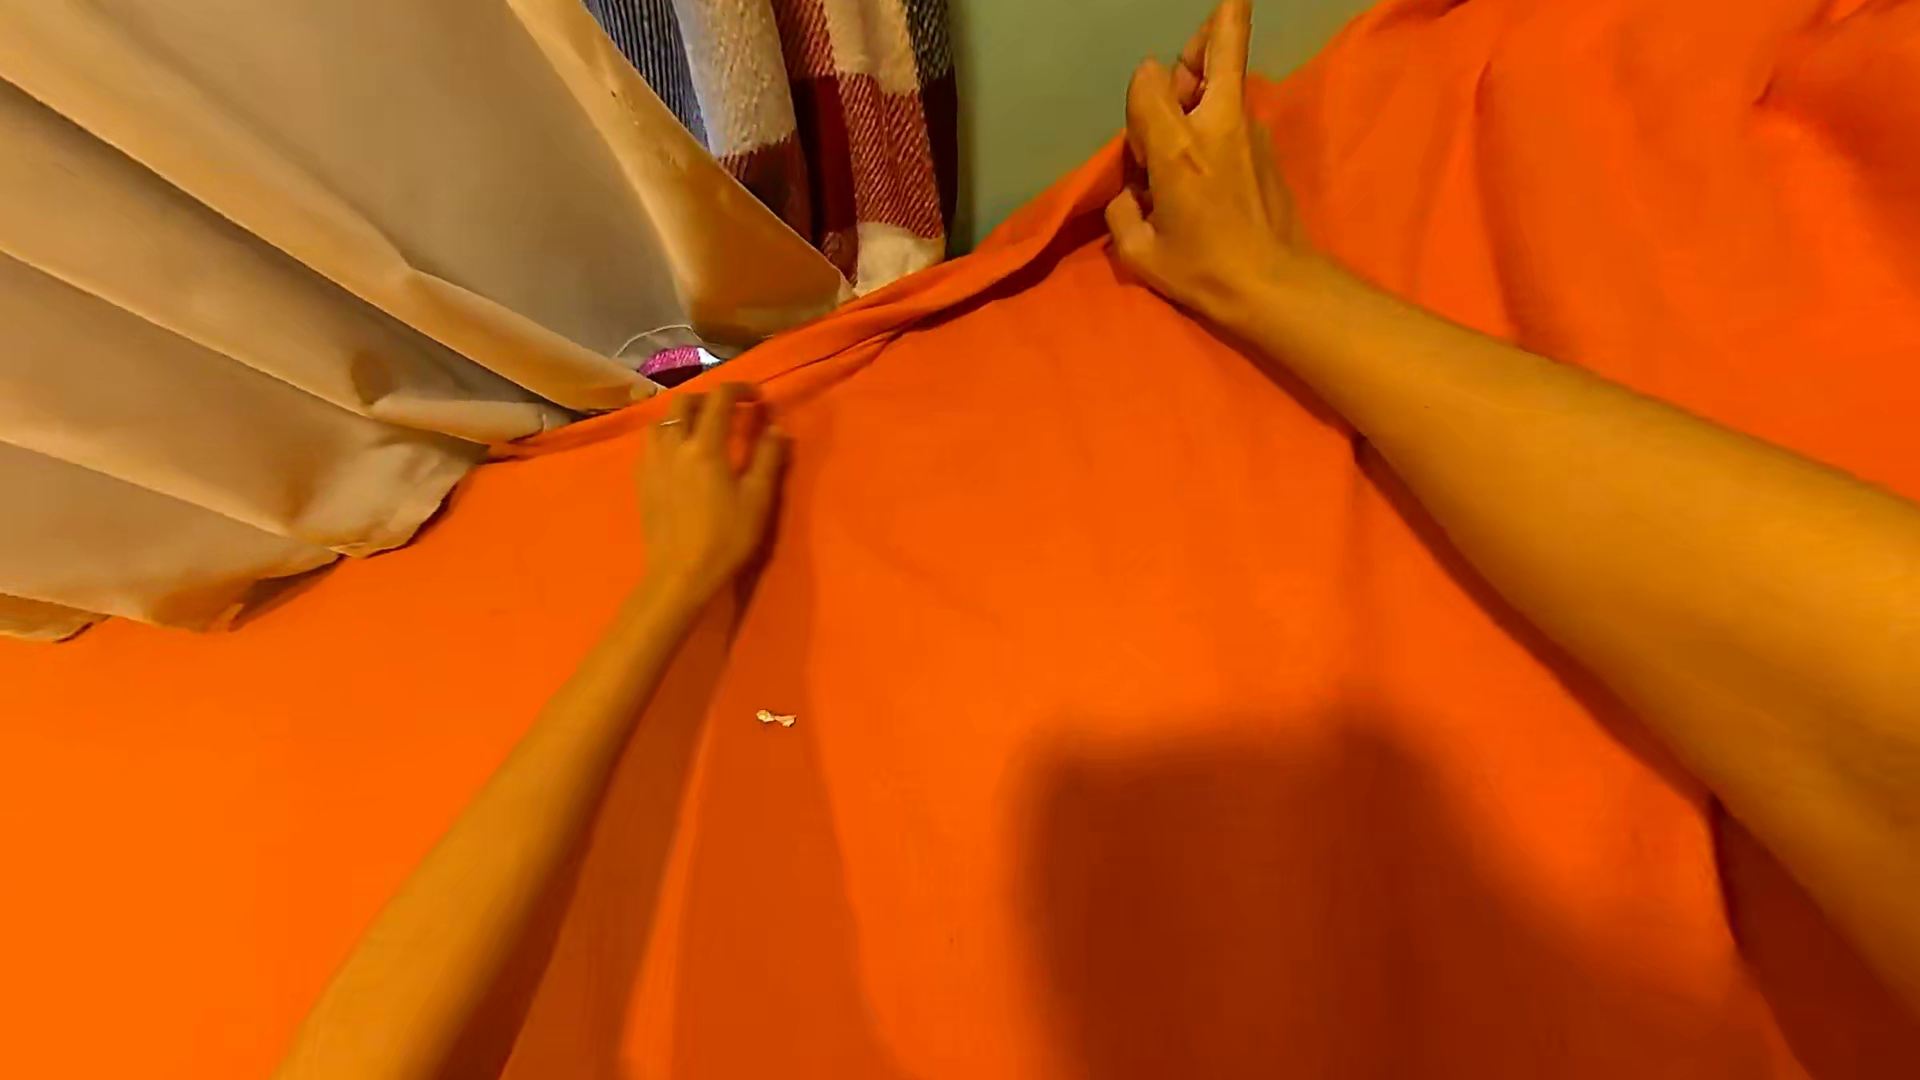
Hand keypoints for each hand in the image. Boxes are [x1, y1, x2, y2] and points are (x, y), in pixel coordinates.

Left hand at [637, 384, 785, 603]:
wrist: (681, 574)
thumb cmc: (727, 537)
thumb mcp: (758, 499)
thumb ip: (768, 458)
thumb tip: (776, 427)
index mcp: (704, 447)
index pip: (719, 399)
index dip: (740, 390)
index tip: (758, 397)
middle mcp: (673, 446)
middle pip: (685, 402)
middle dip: (710, 397)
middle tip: (731, 410)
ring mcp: (652, 462)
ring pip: (662, 420)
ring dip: (684, 414)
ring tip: (703, 428)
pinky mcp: (642, 479)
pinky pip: (651, 442)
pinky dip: (669, 434)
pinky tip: (681, 453)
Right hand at [1106, 0, 1317, 327]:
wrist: (1269, 283)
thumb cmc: (1200, 272)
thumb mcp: (1138, 254)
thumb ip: (1121, 212)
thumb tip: (1131, 192)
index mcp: (1178, 148)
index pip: (1148, 78)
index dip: (1137, 103)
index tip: (1141, 146)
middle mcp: (1219, 120)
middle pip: (1222, 30)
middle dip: (1195, 46)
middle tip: (1180, 93)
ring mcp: (1250, 126)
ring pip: (1228, 72)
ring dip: (1203, 93)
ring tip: (1189, 151)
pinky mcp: (1267, 142)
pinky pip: (1235, 113)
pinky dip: (1216, 129)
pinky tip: (1211, 178)